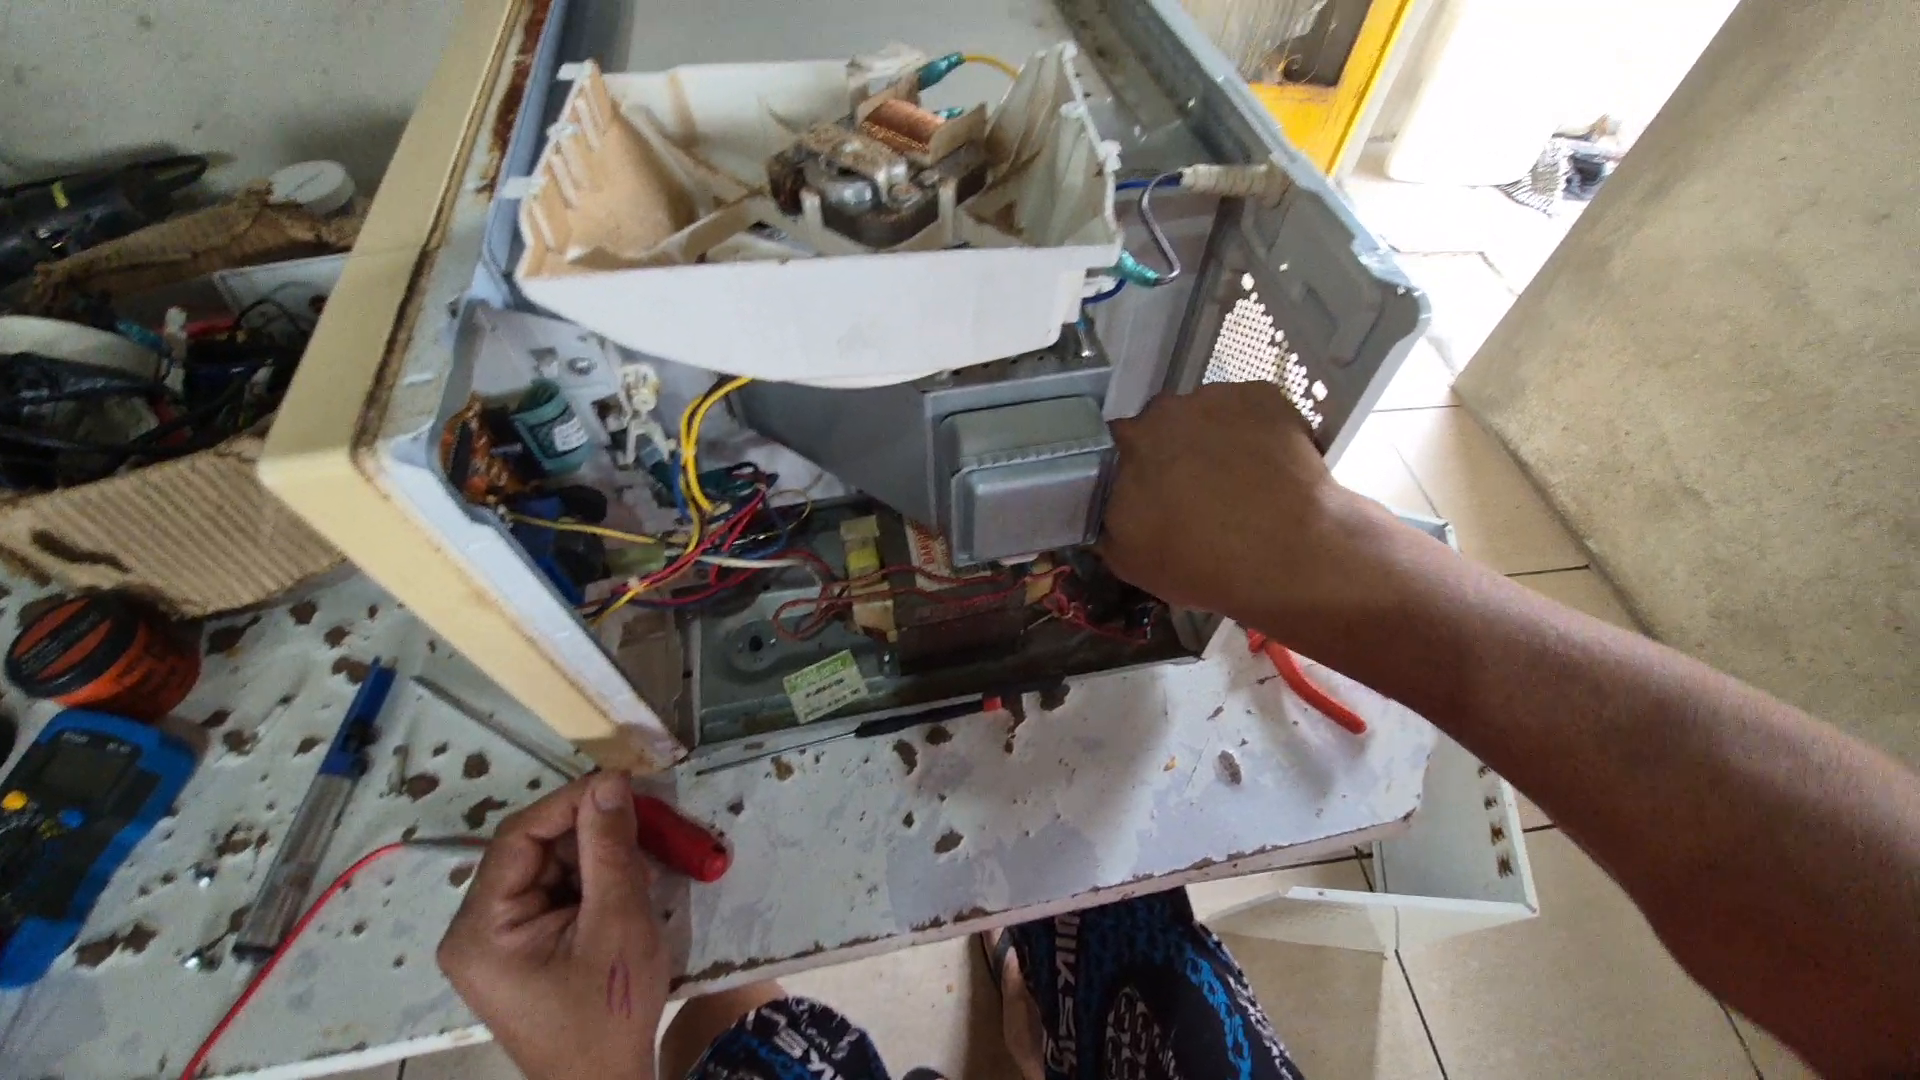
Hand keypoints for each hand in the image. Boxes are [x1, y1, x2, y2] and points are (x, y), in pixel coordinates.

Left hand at [437, 773, 667, 1079]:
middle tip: (647, 825)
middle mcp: (479, 926)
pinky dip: (600, 880)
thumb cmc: (608, 1010)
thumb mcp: (617, 920)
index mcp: (482, 927)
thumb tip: (609, 780)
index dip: (570, 802)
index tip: (623, 782)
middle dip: (593, 834)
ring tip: (643, 868)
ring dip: (602, 857)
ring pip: (555, 865)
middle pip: (537, 849)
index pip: (518, 837)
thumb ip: (610, 847)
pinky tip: (630, 888)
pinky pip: (563, 888)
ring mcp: (503, 936)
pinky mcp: (528, 943)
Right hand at [1101, 382, 1389, 635]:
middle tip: (1192, 491)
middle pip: (1159, 425)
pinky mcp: (1264, 395)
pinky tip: (1267, 467)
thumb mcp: (1127, 560)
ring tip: (1237, 482)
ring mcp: (1216, 398)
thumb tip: (1113, 508)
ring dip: (1211, 440)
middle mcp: (1163, 410)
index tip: (1145, 494)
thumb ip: (1108, 521)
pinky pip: (1248, 410)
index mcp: (1124, 445)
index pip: (1112, 446)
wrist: (1289, 555)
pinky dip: (1253, 431)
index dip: (1129, 471)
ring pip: (1204, 415)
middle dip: (1170, 451)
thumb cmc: (1200, 563)